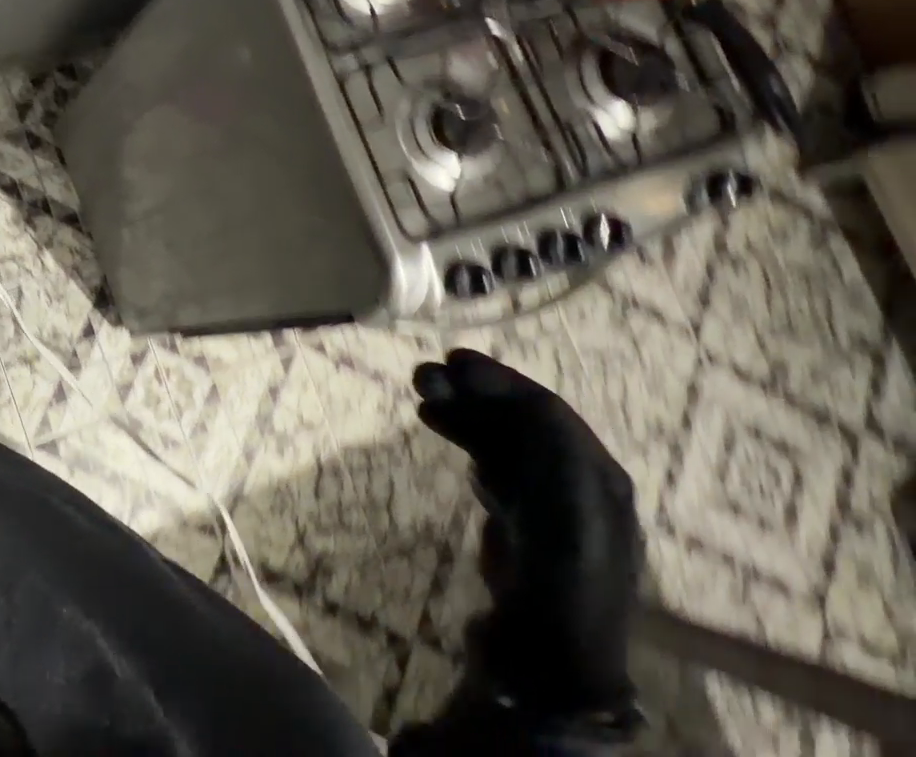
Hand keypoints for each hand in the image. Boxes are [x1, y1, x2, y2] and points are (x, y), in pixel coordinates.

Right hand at [412, 349, 643, 728]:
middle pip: (519, 421)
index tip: (453, 361)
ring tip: (421, 396)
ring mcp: (544, 500)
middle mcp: (575, 480)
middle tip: (422, 375)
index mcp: (595, 475)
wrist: (549, 655)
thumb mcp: (568, 512)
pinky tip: (438, 427)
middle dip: (474, 393)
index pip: (545, 411)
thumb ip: (555, 454)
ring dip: (463, 413)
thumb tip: (529, 403)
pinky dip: (465, 439)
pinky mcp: (517, 519)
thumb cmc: (563, 581)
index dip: (501, 381)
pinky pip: (490, 462)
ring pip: (500, 439)